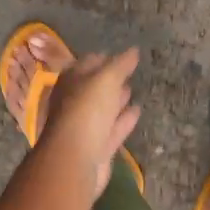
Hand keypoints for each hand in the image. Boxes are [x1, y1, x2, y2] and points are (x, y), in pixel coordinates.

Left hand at [35, 48, 141, 198]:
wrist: (75, 159)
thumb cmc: (87, 109)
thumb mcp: (106, 78)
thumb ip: (121, 64)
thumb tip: (134, 50)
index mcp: (71, 80)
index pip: (89, 62)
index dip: (104, 57)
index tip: (122, 55)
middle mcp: (75, 101)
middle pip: (95, 86)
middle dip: (111, 79)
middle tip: (129, 72)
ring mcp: (85, 125)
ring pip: (104, 108)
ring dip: (117, 99)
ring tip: (132, 89)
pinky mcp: (97, 147)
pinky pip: (113, 128)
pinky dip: (124, 120)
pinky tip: (138, 111)